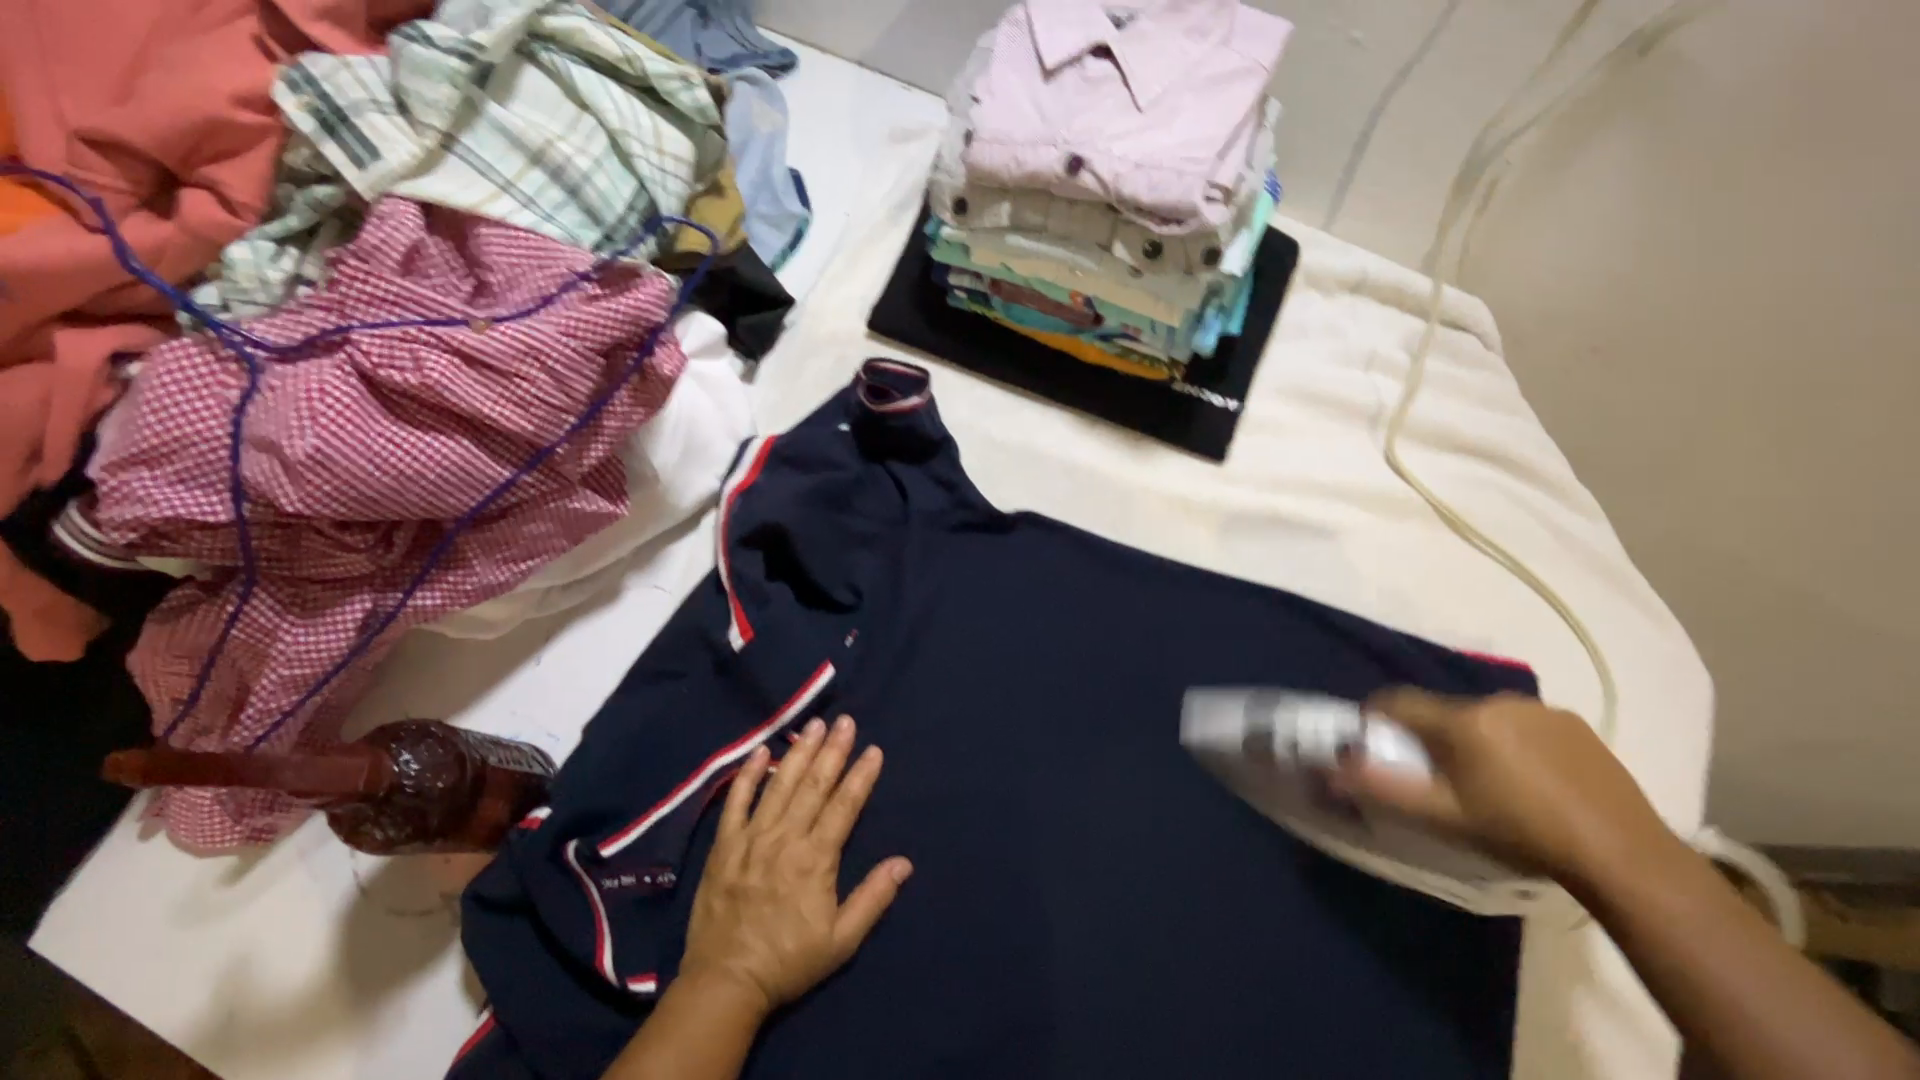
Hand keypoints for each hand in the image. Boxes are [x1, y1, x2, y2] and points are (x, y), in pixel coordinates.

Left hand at [676, 715, 911, 1018]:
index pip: (844, 806)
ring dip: (799, 753)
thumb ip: (873, 897)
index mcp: (816, 859)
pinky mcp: (724, 846)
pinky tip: (761, 752)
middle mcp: (785, 839)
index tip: (873, 750)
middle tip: (844, 721)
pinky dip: (749, 776)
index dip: (861, 776)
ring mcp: (751, 839)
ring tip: (813, 725)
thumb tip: (904, 862)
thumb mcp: (841, 940)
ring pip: (780, 786)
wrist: (726, 981)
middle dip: (833, 751)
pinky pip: (737, 802)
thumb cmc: (789, 961)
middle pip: (814, 786)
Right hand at [1327, 689, 1679, 883]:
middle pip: (1442, 712)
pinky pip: (1522, 725)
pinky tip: (1531, 783)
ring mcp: (1541, 709)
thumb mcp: (1445, 818)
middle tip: (1437, 782)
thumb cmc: (1521, 833)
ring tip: (1488, 786)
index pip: (1396, 702)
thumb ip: (1385, 789)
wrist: (1622, 853)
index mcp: (1462, 720)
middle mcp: (1497, 700)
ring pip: (1484, 719)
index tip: (1374, 747)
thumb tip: (1332, 769)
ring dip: (1473, 742)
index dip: (1375, 720)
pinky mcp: (1575, 724)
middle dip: (1430, 739)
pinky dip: (1513, 745)